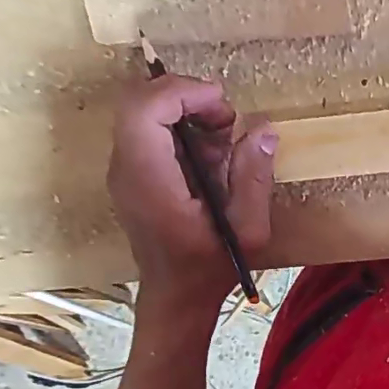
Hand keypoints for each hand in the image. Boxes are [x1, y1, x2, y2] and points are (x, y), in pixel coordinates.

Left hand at [108, 74, 278, 307]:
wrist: (176, 296)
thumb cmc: (211, 268)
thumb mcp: (247, 230)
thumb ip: (253, 177)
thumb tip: (263, 130)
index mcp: (150, 181)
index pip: (144, 109)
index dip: (183, 92)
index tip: (223, 103)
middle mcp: (127, 170)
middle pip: (138, 102)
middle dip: (186, 97)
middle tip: (227, 119)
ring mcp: (125, 171)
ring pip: (143, 113)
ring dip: (187, 114)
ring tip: (226, 142)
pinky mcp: (133, 175)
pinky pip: (149, 133)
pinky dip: (182, 131)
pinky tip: (213, 158)